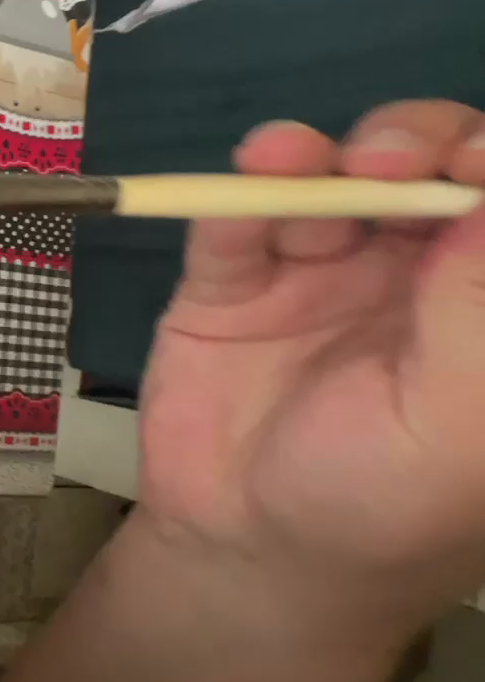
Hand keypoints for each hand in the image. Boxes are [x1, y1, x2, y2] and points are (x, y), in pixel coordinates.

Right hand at [141, 100, 484, 635]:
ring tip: (283, 154)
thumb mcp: (463, 418)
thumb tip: (483, 196)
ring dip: (308, 158)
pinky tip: (236, 189)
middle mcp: (410, 275)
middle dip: (409, 144)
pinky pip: (229, 231)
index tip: (472, 163)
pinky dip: (229, 203)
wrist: (245, 537)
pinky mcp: (223, 287)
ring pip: (319, 186)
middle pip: (419, 173)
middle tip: (381, 158)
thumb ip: (477, 312)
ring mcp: (308, 275)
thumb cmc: (384, 498)